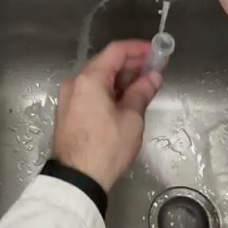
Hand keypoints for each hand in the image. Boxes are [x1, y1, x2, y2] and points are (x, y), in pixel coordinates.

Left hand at [52, 40, 160, 192]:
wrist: (77, 178)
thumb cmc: (107, 147)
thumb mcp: (131, 119)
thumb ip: (141, 92)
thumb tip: (153, 77)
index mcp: (89, 79)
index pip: (115, 51)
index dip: (138, 49)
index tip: (157, 52)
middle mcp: (75, 83)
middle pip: (106, 63)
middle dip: (132, 64)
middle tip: (156, 69)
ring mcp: (70, 97)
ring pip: (99, 78)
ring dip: (122, 78)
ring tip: (146, 84)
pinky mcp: (70, 112)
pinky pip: (92, 92)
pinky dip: (110, 90)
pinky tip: (128, 97)